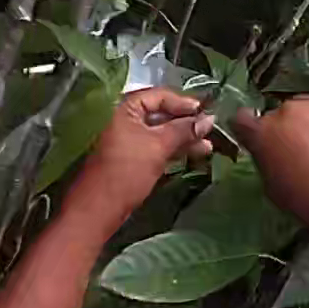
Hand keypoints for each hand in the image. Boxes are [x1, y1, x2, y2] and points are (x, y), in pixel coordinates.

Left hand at [66, 88, 214, 235]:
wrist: (98, 211)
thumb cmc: (127, 171)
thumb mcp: (159, 145)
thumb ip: (185, 129)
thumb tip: (210, 119)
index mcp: (125, 110)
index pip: (159, 96)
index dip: (183, 102)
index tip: (205, 110)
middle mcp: (126, 121)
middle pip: (162, 114)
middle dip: (187, 122)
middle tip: (210, 127)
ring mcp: (129, 141)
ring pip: (162, 132)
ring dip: (185, 137)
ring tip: (207, 145)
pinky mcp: (133, 159)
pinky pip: (158, 146)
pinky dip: (176, 149)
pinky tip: (195, 153)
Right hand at [232, 90, 308, 235]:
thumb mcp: (275, 189)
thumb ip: (267, 161)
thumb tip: (270, 151)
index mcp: (262, 134)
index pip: (241, 120)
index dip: (248, 130)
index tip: (256, 139)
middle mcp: (283, 111)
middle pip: (277, 116)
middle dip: (283, 130)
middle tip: (298, 149)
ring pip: (301, 107)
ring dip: (306, 120)